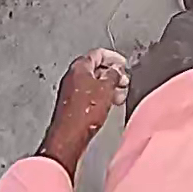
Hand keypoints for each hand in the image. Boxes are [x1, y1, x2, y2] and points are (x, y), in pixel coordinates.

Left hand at [36, 49, 128, 178]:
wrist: (68, 138)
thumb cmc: (84, 113)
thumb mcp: (106, 89)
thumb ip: (114, 74)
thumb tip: (117, 69)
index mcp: (79, 67)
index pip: (98, 54)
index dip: (113, 57)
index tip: (123, 64)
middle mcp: (73, 76)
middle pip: (96, 68)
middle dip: (112, 74)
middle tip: (124, 81)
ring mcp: (71, 90)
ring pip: (94, 82)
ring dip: (109, 87)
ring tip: (119, 95)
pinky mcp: (71, 104)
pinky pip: (89, 94)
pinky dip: (101, 96)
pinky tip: (108, 104)